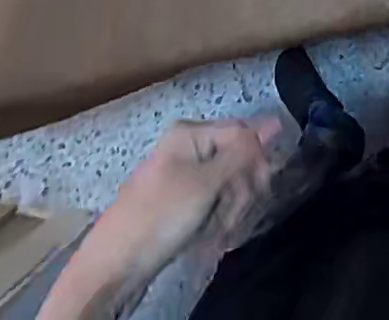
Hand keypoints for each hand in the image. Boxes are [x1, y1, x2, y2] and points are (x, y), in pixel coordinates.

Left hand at [45, 117, 281, 318]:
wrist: (111, 268)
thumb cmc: (159, 218)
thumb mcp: (206, 184)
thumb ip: (242, 153)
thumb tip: (277, 121)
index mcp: (191, 132)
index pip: (242, 134)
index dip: (255, 162)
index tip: (261, 193)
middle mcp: (187, 146)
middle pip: (235, 157)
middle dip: (240, 190)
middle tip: (232, 218)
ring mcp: (181, 174)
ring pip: (226, 183)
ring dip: (229, 210)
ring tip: (219, 234)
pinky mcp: (179, 201)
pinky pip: (211, 202)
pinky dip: (216, 220)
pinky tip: (211, 238)